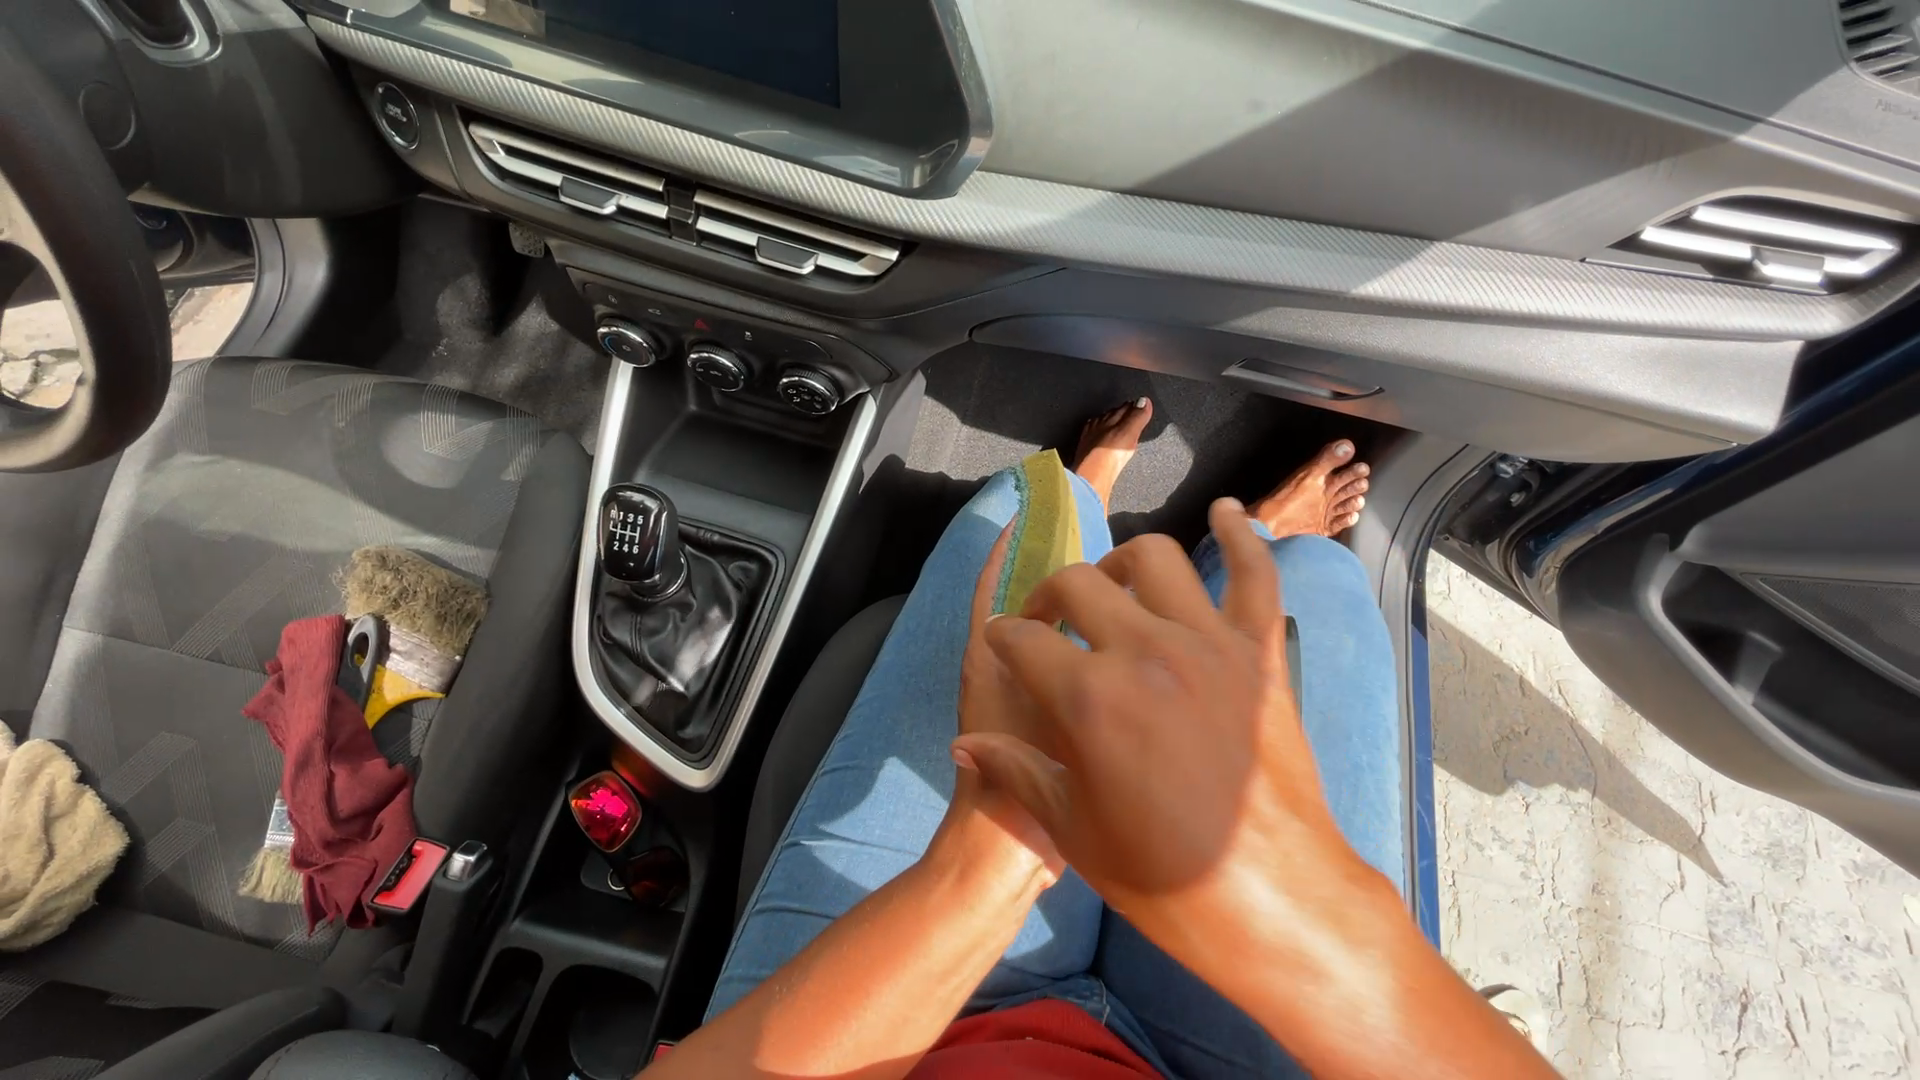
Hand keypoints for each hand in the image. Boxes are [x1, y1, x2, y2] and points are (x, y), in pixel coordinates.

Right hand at [952, 500, 1389, 988]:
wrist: (1272, 901)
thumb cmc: (1164, 876)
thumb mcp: (1073, 828)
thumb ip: (1015, 770)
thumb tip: (963, 746)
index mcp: (1087, 697)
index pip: (1019, 637)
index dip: (1002, 638)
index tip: (1003, 644)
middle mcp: (1143, 651)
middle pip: (1076, 584)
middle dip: (1047, 598)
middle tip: (1046, 622)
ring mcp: (1208, 644)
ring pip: (1153, 557)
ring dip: (1120, 564)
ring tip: (1112, 588)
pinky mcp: (1259, 654)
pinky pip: (1254, 575)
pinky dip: (1240, 536)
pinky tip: (1225, 513)